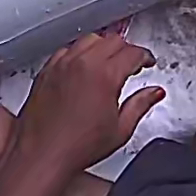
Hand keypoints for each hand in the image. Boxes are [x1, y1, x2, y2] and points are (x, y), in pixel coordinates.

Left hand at [10, 33, 164, 177]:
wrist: (41, 156)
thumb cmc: (75, 147)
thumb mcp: (120, 130)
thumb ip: (140, 105)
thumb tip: (154, 93)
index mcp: (105, 75)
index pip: (132, 53)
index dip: (145, 56)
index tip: (147, 62)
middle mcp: (82, 64)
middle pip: (112, 40)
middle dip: (127, 50)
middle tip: (132, 63)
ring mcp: (62, 65)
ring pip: (89, 39)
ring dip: (103, 47)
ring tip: (109, 63)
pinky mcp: (47, 71)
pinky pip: (67, 50)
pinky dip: (79, 53)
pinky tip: (83, 67)